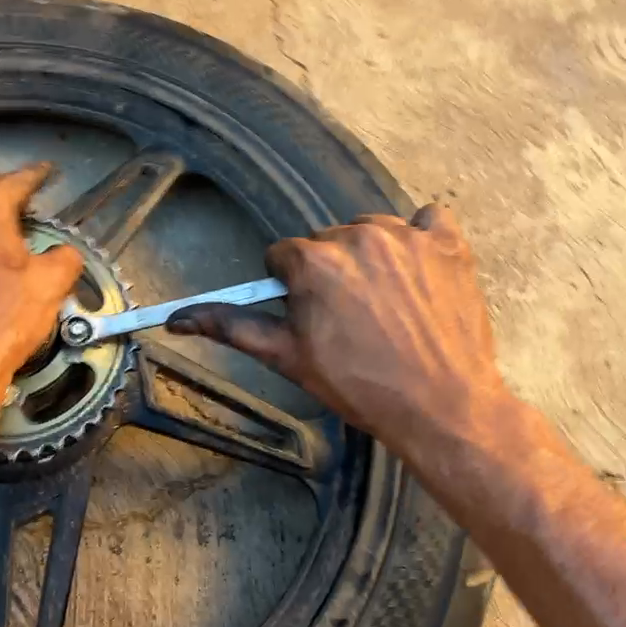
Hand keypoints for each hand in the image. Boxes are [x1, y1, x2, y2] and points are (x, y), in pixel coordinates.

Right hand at [167, 205, 560, 489]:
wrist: (441, 407)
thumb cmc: (359, 384)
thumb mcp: (286, 356)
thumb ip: (230, 326)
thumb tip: (176, 319)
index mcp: (314, 262)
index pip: (283, 255)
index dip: (292, 286)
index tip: (311, 314)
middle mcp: (358, 237)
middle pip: (326, 242)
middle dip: (330, 272)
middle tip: (349, 318)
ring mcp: (408, 238)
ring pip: (371, 231)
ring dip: (371, 257)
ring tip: (386, 303)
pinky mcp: (449, 245)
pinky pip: (427, 219)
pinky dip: (421, 240)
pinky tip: (419, 273)